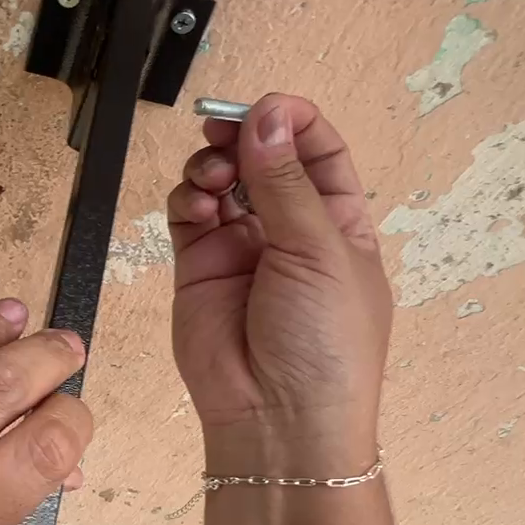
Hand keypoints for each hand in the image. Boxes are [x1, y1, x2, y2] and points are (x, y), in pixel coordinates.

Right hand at [167, 94, 391, 462]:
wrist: (274, 414)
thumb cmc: (322, 340)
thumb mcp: (319, 251)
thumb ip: (285, 182)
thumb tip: (267, 115)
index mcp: (337, 221)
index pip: (316, 151)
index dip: (292, 123)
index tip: (265, 109)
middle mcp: (286, 229)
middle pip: (262, 160)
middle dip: (243, 138)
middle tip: (222, 131)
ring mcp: (238, 248)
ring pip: (219, 182)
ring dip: (212, 166)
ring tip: (211, 180)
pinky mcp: (197, 268)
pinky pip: (187, 216)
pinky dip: (187, 199)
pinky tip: (195, 205)